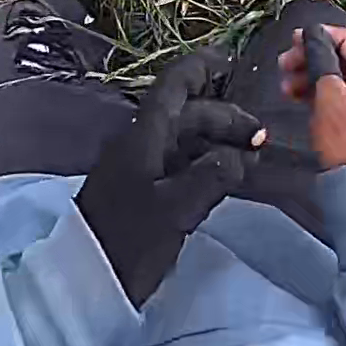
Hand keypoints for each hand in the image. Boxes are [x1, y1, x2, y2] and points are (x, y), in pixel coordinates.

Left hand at [75, 48, 264, 306]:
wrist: (85, 284)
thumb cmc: (129, 239)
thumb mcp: (175, 209)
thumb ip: (212, 176)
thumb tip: (240, 157)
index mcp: (145, 133)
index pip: (174, 84)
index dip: (201, 67)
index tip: (230, 61)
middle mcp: (144, 140)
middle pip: (189, 113)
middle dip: (226, 118)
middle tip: (260, 138)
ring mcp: (143, 164)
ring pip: (187, 138)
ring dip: (219, 142)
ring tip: (251, 158)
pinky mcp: (144, 189)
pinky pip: (182, 162)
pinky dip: (208, 163)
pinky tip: (228, 176)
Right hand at [278, 24, 345, 168]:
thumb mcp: (330, 97)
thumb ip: (321, 61)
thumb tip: (314, 38)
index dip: (320, 35)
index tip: (295, 39)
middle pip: (342, 57)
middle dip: (311, 56)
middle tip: (286, 64)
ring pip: (338, 75)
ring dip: (311, 75)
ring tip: (288, 85)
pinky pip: (340, 93)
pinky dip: (320, 91)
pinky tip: (300, 96)